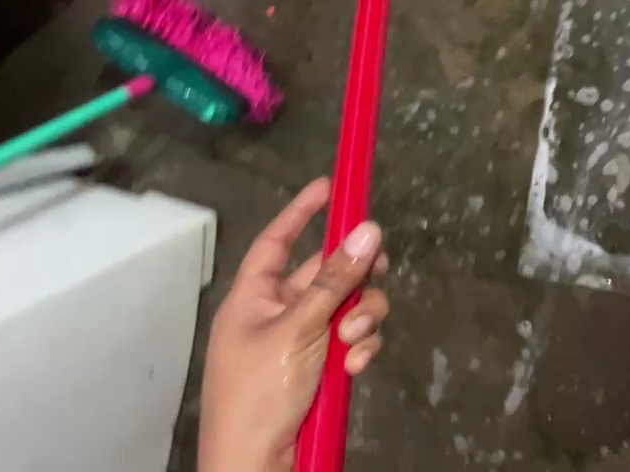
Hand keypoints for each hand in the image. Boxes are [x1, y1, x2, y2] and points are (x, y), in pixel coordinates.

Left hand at [199, 178, 390, 471]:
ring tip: (354, 340)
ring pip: (351, 303)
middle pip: (329, 271)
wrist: (259, 469)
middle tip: (375, 273)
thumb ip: (336, 279)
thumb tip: (369, 227)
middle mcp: (278, 314)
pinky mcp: (323, 364)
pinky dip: (361, 346)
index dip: (300, 213)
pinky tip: (354, 366)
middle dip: (356, 276)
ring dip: (363, 316)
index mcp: (254, 302)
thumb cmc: (260, 395)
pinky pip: (355, 336)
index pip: (276, 243)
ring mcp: (302, 340)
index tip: (330, 186)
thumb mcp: (300, 330)